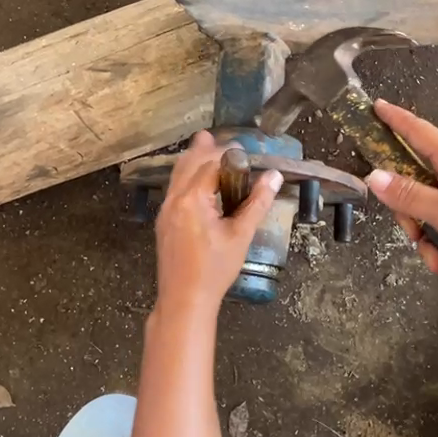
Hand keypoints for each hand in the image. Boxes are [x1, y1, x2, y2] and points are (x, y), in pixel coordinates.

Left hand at [153, 131, 282, 312]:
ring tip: (202, 147)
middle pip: (187, 164)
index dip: (227, 154)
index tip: (243, 150)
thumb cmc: (214, 270)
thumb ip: (256, 203)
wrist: (184, 300)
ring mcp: (165, 212)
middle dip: (203, 150)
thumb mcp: (240, 236)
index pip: (210, 164)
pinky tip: (194, 182)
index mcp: (192, 199)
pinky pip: (173, 190)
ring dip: (190, 161)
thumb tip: (273, 176)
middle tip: (214, 136)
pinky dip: (184, 178)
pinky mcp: (164, 223)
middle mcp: (174, 200)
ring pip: (176, 176)